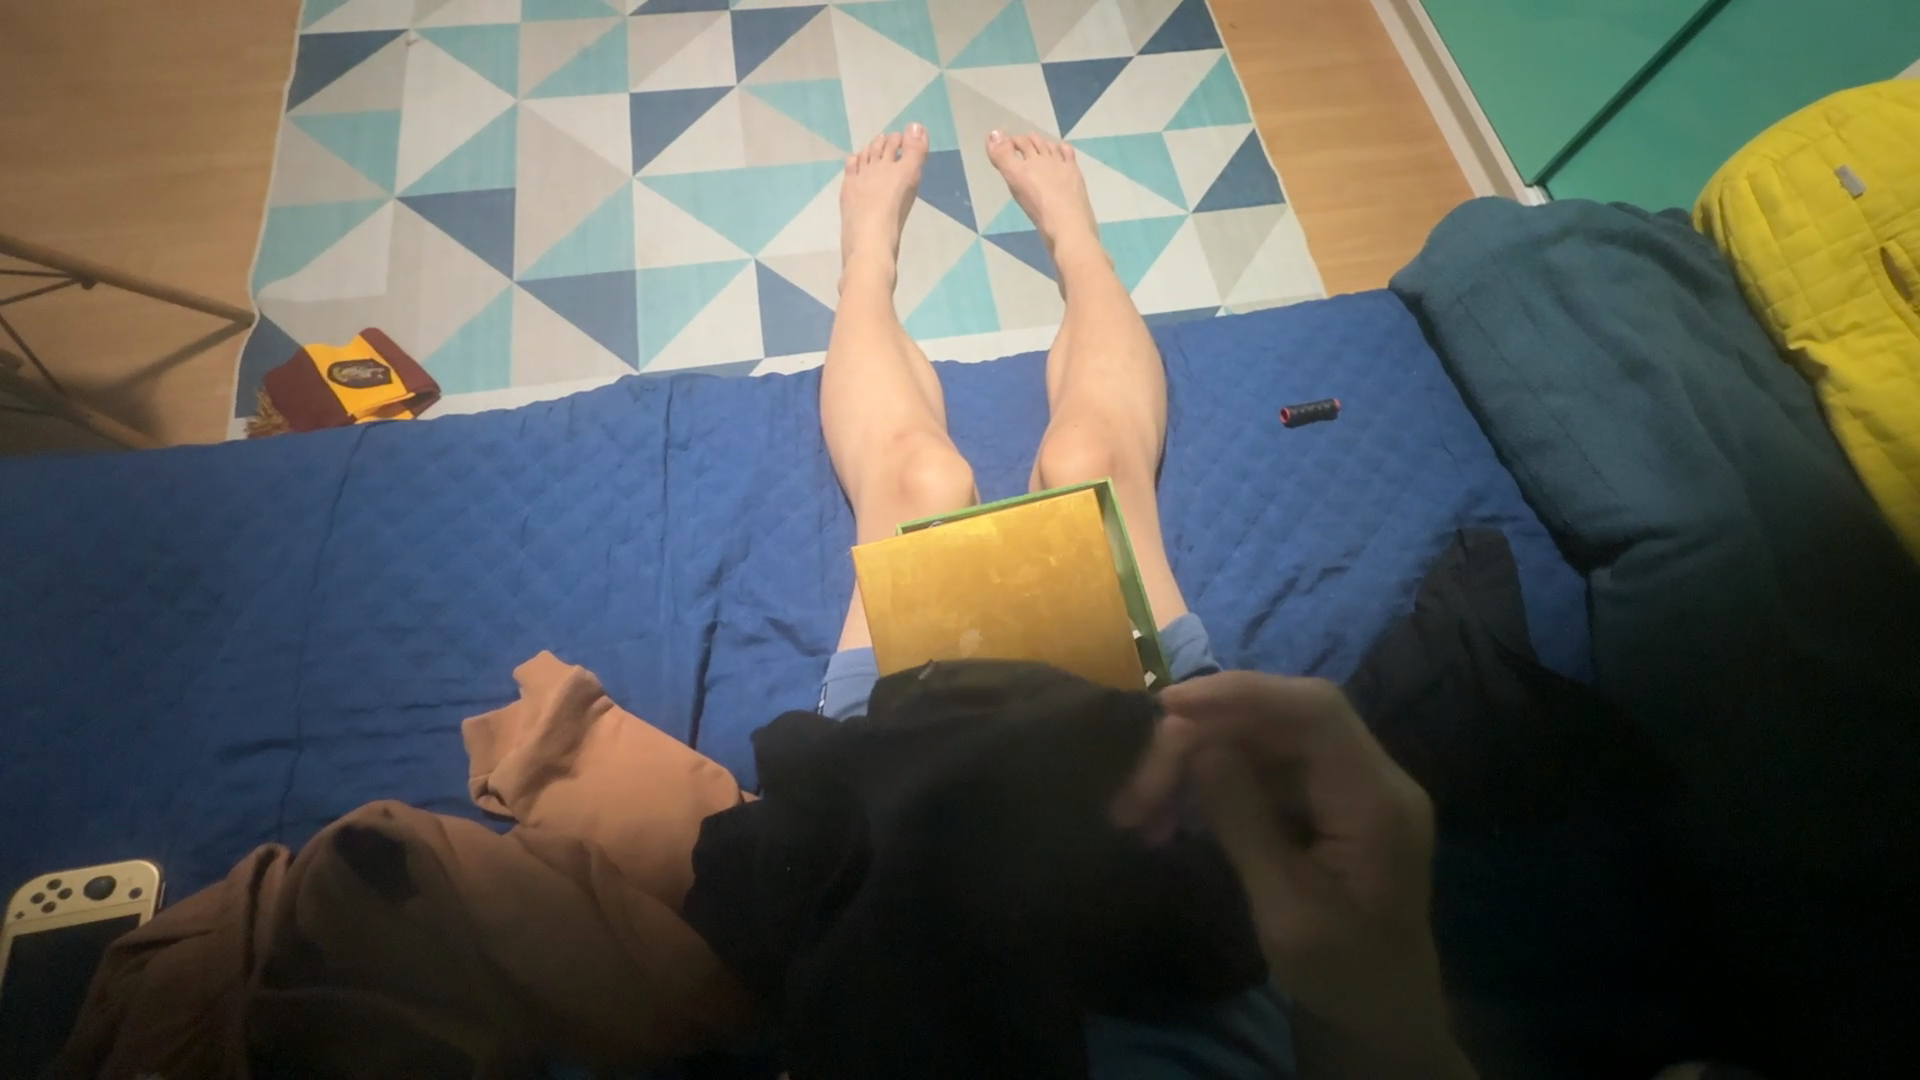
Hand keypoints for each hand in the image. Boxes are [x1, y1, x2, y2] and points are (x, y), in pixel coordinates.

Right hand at [1113, 672, 1474, 1079]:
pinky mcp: (1313, 793)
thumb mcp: (1289, 914)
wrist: (1379, 1016)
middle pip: (1272, 720)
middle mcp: (1364, 775)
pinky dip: (1203, 778)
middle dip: (1197, 739)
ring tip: (1141, 809)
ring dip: (1190, 761)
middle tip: (1139, 792)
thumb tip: (1201, 746)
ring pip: (1252, 737)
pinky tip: (1168, 812)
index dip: (1241, 693)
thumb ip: (1248, 824)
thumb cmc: (1344, 978)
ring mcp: (1337, 781)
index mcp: (1376, 802)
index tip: (1170, 706)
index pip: (1315, 712)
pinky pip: (1250, 762)